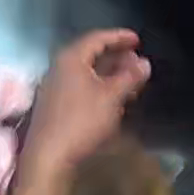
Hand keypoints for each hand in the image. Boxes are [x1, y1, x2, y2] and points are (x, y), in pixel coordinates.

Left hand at [22, 29, 150, 180]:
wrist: (49, 156)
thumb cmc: (82, 122)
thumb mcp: (112, 97)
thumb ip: (129, 77)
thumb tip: (144, 63)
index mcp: (71, 59)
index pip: (97, 38)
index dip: (119, 37)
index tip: (138, 40)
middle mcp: (59, 68)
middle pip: (90, 55)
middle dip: (116, 57)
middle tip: (136, 62)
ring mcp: (54, 87)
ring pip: (86, 73)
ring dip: (109, 75)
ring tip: (130, 82)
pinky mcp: (54, 106)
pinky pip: (80, 88)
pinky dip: (98, 88)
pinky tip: (112, 99)